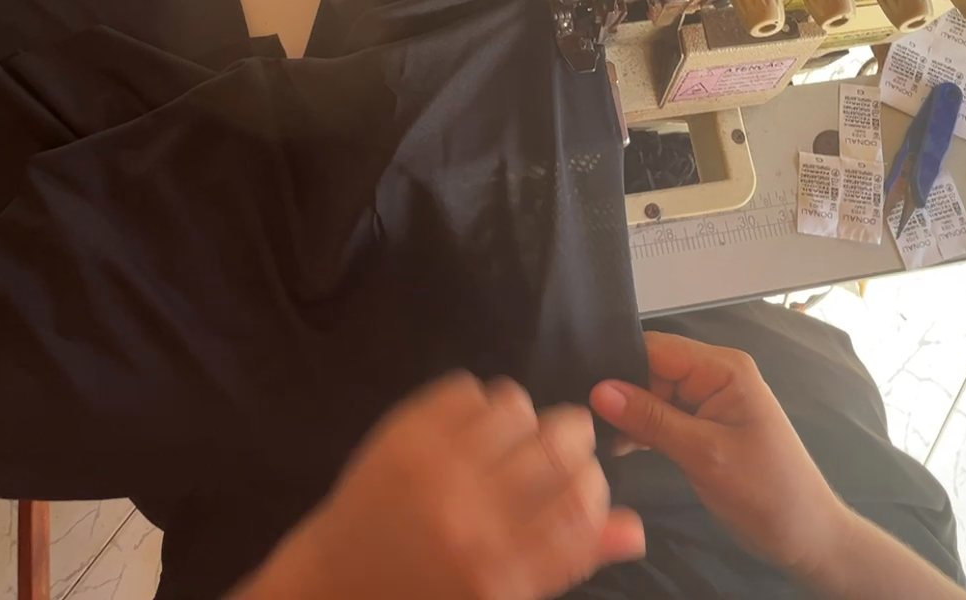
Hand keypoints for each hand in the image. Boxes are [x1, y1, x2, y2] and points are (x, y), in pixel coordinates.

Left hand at [236, 373, 645, 599]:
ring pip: (515, 403)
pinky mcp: (404, 432)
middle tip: (558, 445)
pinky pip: (466, 387)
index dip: (596, 483)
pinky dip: (476, 404)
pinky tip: (467, 431)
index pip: (584, 503)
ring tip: (505, 441)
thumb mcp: (502, 598)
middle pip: (560, 440)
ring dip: (521, 420)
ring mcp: (435, 465)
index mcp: (503, 569)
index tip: (585, 481)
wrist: (332, 589)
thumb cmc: (425, 596)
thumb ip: (568, 559)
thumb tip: (633, 529)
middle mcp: (473, 512)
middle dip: (572, 435)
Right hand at [590, 331, 848, 581]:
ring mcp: (710, 397)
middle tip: (587, 421)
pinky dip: (644, 428)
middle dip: (622, 393)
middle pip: (652, 368)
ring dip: (631, 414)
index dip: (621, 366)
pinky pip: (664, 413)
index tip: (584, 388)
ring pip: (654, 392)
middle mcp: (715, 373)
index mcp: (723, 367)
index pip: (657, 348)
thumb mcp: (704, 455)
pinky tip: (620, 445)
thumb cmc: (767, 493)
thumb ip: (652, 419)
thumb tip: (600, 390)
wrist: (810, 540)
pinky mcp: (704, 422)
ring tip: (599, 436)